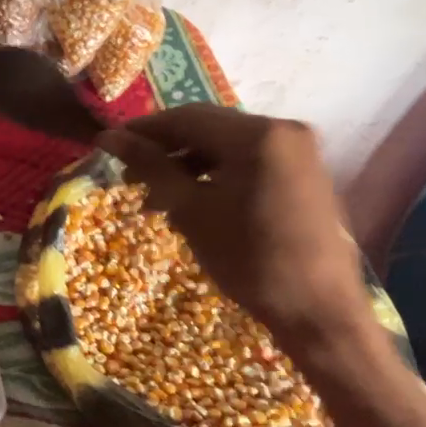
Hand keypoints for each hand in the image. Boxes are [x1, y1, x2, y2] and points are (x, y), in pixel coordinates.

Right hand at [96, 104, 369, 346]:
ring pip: (227, 145)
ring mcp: (298, 151)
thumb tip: (109, 138)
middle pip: (208, 127)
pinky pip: (248, 160)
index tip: (107, 146)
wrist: (318, 308)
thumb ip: (151, 166)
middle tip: (128, 173)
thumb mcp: (190, 210)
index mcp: (257, 134)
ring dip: (187, 162)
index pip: (185, 118)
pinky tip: (190, 198)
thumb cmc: (249, 258)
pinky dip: (215, 173)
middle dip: (165, 148)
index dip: (142, 130)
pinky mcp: (303, 172)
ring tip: (154, 194)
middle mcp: (282, 129)